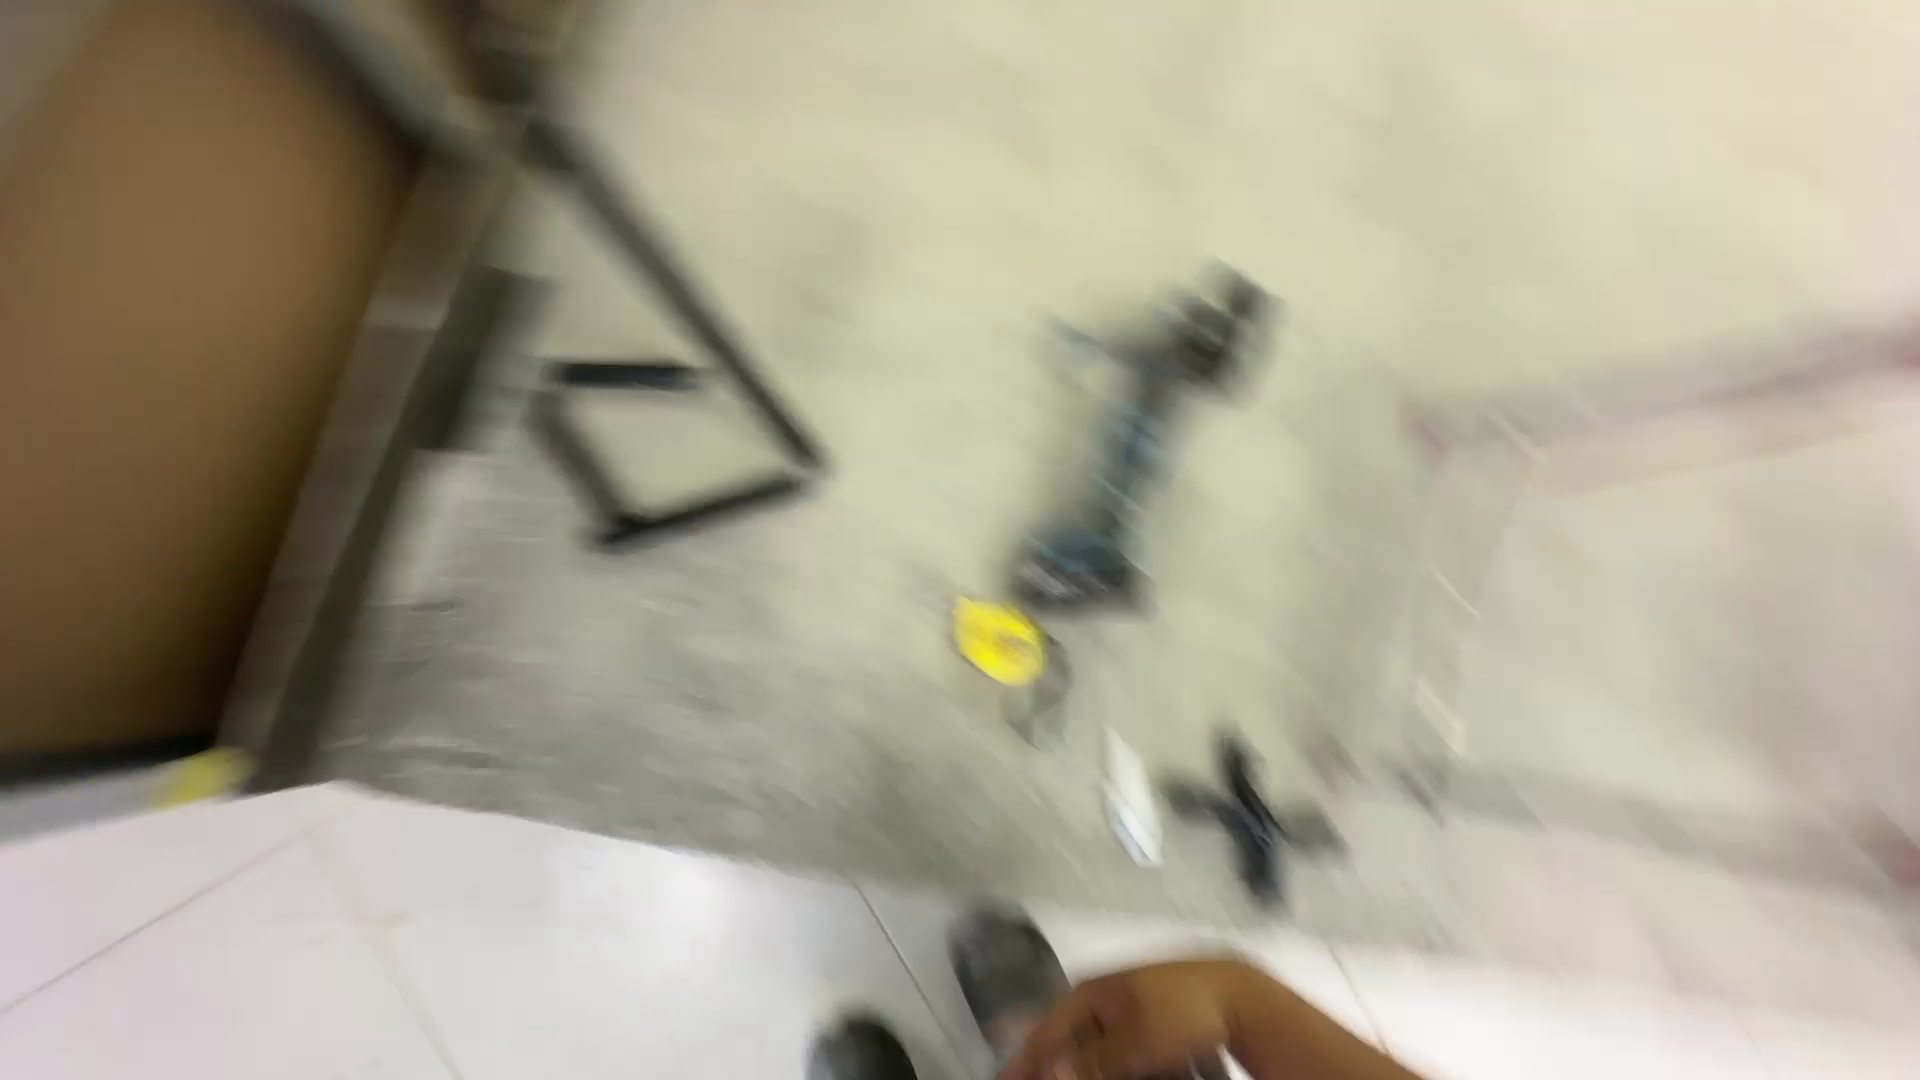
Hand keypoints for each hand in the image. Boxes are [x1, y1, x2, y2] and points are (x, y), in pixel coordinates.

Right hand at [995, 957, 1259, 1079]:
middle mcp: (1100, 1003)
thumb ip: (1093, 1061)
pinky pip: (1125, 1058)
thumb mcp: (1136, 1040)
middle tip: (1040, 1078)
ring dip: (1094, 1068)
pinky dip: (1125, 1067)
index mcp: (1089, 996)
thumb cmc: (1180, 1009)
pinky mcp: (1146, 1027)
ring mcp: (1124, 1014)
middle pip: (1068, 1049)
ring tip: (1093, 1069)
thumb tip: (1050, 1072)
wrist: (1236, 995)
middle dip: (1060, 1070)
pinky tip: (1153, 1069)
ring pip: (1098, 1057)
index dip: (1022, 1064)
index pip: (1044, 1036)